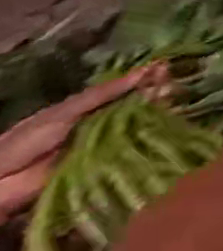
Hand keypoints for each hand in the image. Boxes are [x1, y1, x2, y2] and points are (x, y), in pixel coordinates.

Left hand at [0, 65, 168, 220]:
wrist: (1, 184)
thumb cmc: (24, 142)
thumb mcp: (65, 111)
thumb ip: (105, 92)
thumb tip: (152, 67)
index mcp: (94, 106)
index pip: (130, 87)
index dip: (150, 77)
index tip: (170, 66)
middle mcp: (107, 120)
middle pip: (141, 103)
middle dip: (159, 92)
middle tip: (178, 83)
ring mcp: (113, 140)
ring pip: (145, 121)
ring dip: (161, 110)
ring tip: (176, 98)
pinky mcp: (117, 159)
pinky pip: (140, 143)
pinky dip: (156, 133)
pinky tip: (172, 120)